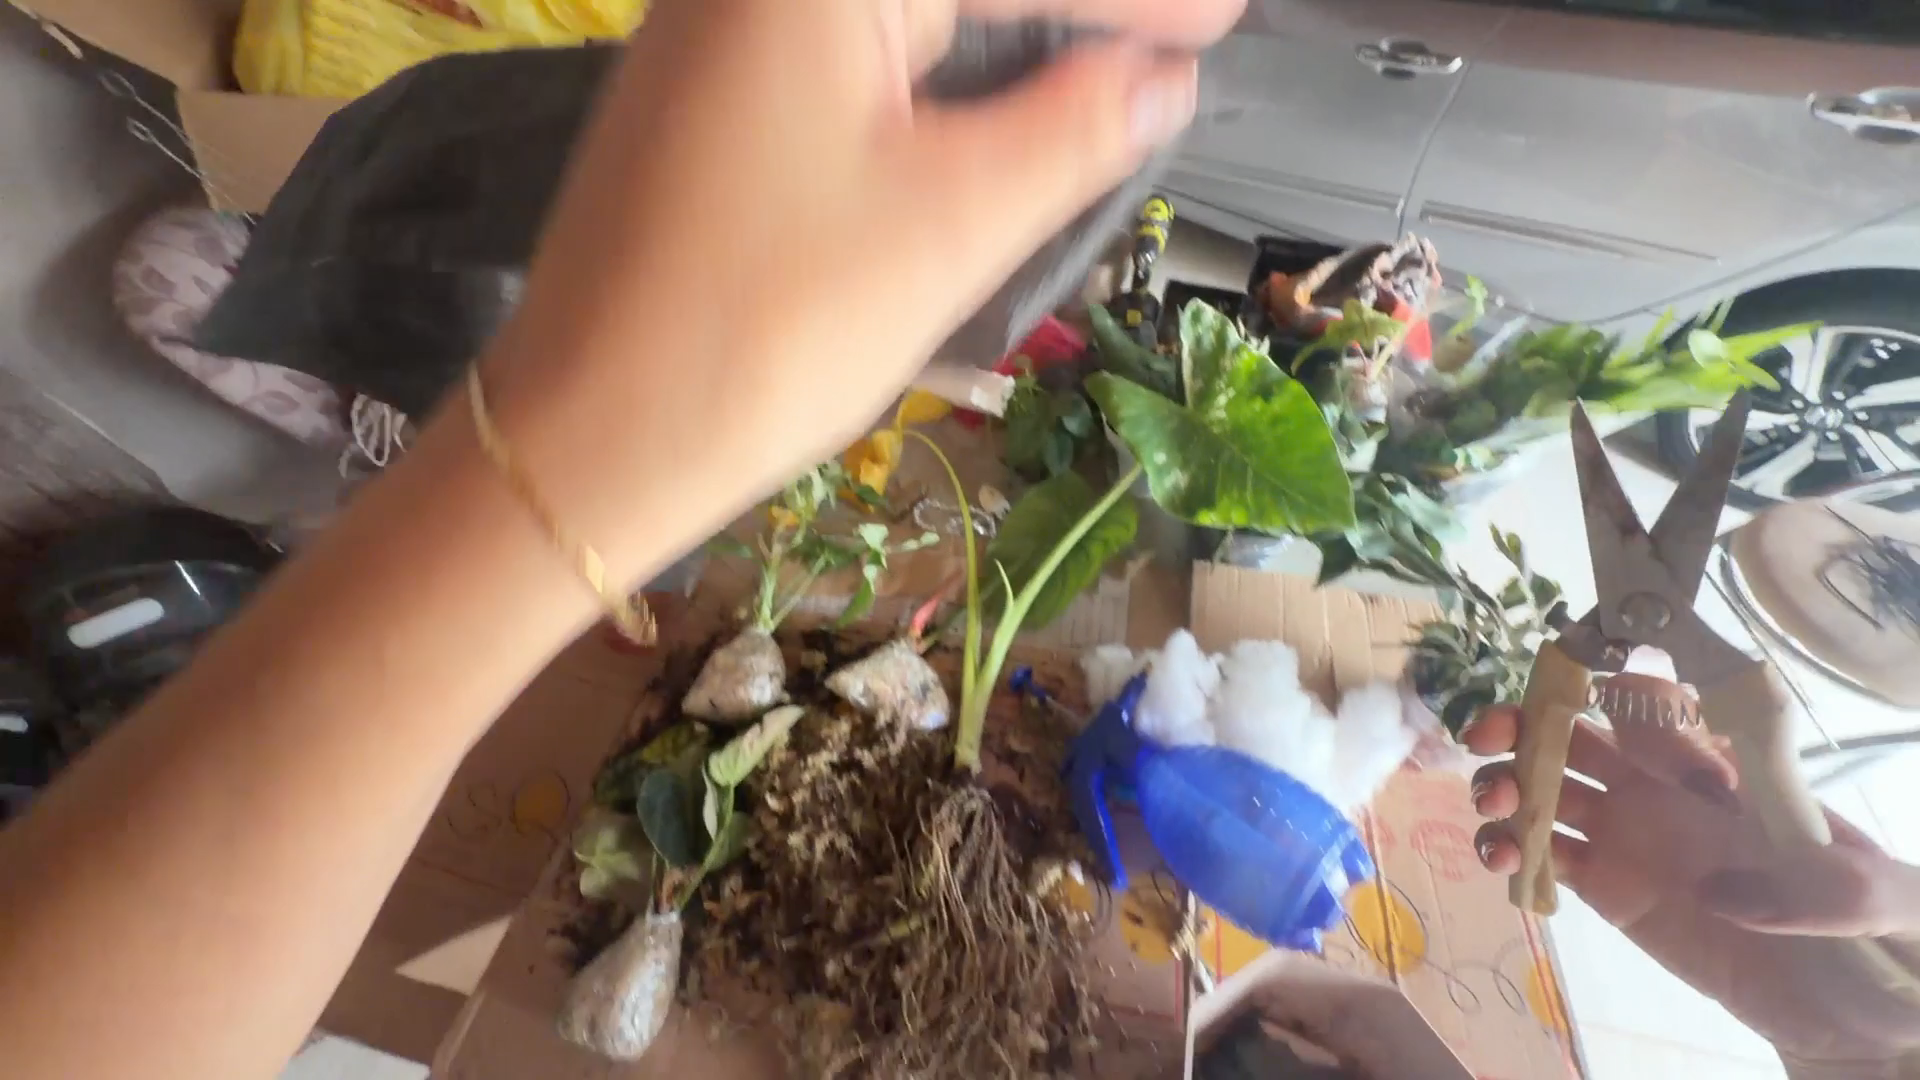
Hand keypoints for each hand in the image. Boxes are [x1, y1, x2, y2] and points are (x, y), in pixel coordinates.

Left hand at [476, 0, 1243, 582]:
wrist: (601, 434)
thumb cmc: (777, 330)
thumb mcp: (950, 227)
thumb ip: (1070, 136)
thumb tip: (1164, 82)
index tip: (1226, 18)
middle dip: (1066, 15)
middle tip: (1166, 45)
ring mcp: (721, 42)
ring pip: (899, 27)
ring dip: (1001, 53)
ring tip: (1094, 79)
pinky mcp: (709, 113)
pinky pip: (848, 71)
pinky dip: (930, 91)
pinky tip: (981, 119)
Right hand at [1466, 706, 1919, 1067]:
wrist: (1847, 1019)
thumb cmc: (1879, 947)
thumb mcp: (1898, 907)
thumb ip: (1839, 888)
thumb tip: (1726, 891)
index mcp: (1714, 771)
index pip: (1650, 709)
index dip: (1608, 689)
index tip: (1581, 688)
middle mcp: (1651, 789)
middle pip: (1565, 734)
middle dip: (1517, 724)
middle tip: (1487, 736)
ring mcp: (1616, 834)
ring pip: (1535, 787)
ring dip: (1501, 785)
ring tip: (1496, 811)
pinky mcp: (1594, 882)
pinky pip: (1534, 852)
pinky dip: (1504, 848)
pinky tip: (1503, 863)